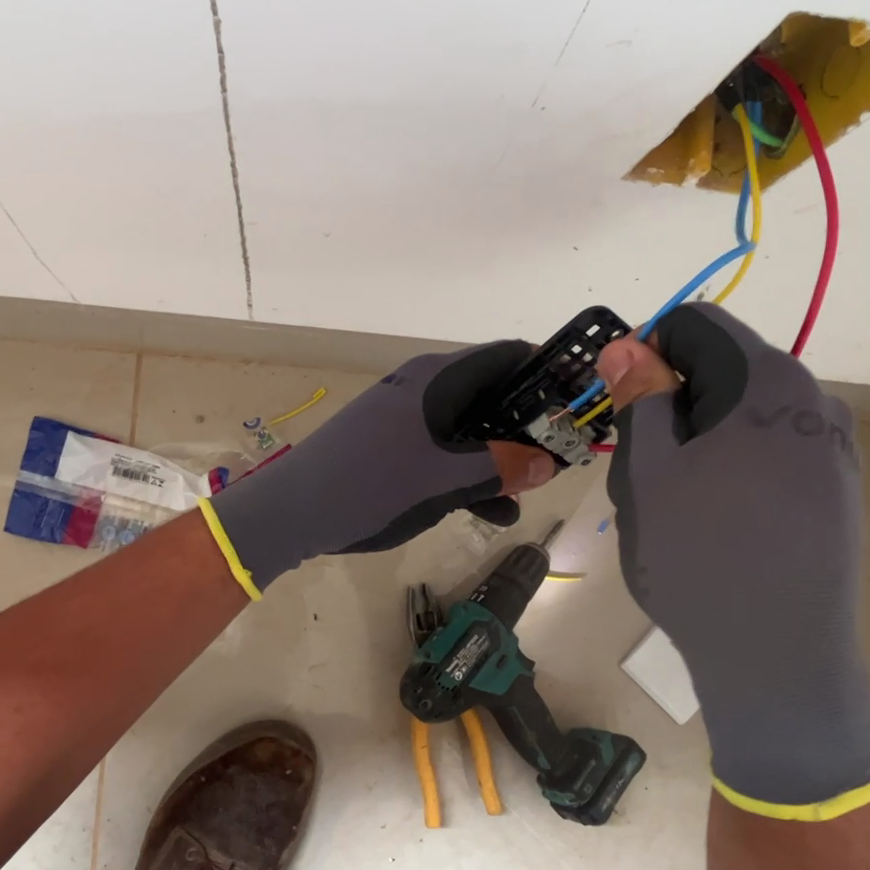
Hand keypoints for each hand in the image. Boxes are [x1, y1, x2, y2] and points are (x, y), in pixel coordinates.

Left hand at [206, 342, 555, 593]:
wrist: (292, 512)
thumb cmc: (369, 485)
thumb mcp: (443, 481)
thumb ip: (499, 467)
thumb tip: (549, 461)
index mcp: (436, 379)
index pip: (506, 357)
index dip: (547, 374)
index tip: (577, 403)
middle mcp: (422, 389)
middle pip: (490, 395)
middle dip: (526, 427)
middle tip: (560, 457)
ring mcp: (404, 419)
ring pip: (467, 431)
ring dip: (498, 460)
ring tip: (527, 495)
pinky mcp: (390, 447)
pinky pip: (442, 453)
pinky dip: (467, 474)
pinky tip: (490, 510)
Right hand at [600, 303, 869, 818]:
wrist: (779, 655)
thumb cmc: (698, 555)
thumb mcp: (647, 473)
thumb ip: (641, 398)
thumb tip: (629, 346)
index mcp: (767, 381)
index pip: (695, 324)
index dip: (646, 354)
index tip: (625, 411)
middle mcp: (814, 400)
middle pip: (722, 369)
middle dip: (673, 406)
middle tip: (645, 474)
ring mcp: (833, 448)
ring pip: (745, 416)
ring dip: (700, 443)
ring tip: (680, 509)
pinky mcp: (839, 491)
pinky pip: (772, 454)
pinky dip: (733, 470)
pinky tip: (719, 526)